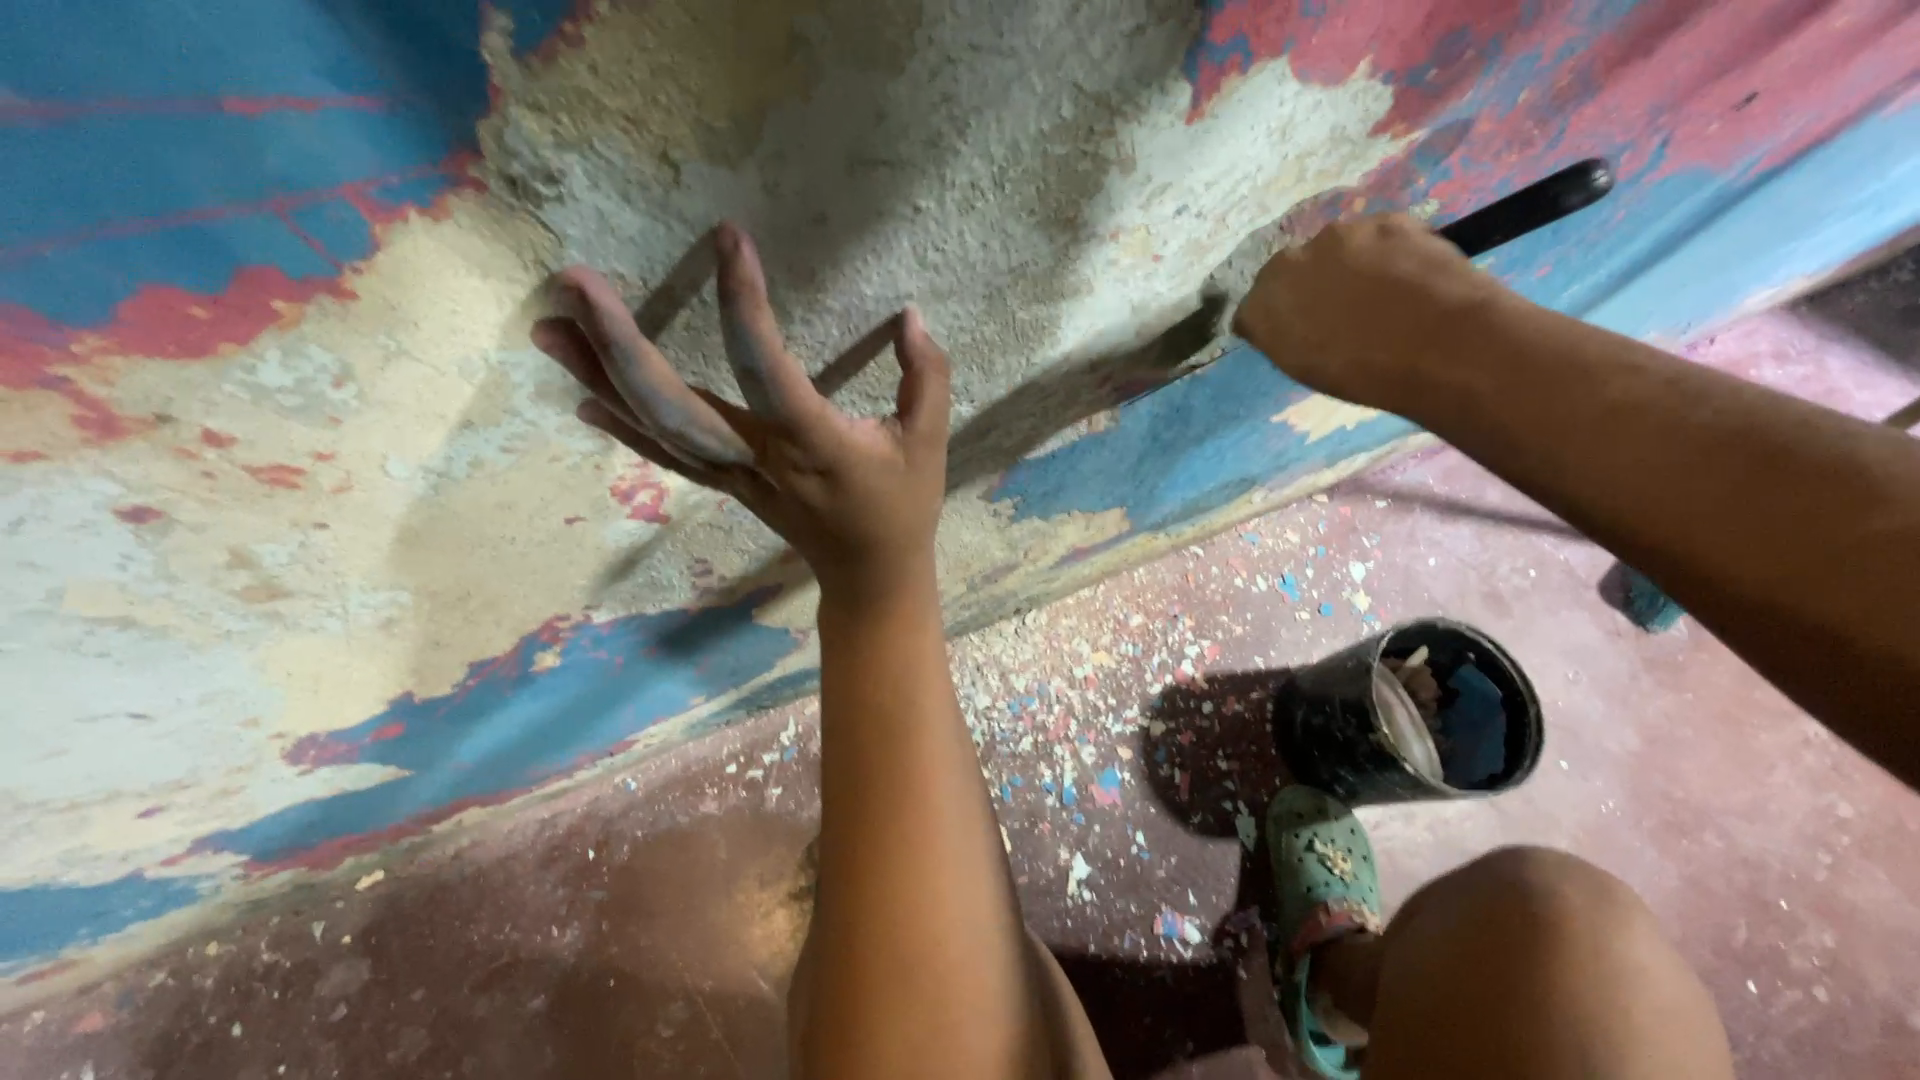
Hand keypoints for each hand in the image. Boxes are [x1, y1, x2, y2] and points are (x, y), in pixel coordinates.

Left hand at [531, 222, 951, 599]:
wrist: (869, 577)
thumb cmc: (902, 507)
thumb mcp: (929, 441)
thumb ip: (926, 377)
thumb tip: (911, 318)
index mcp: (814, 441)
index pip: (767, 367)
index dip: (744, 303)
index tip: (730, 238)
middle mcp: (760, 457)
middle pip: (675, 404)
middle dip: (621, 344)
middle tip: (575, 284)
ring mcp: (735, 475)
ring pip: (657, 428)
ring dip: (598, 379)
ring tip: (547, 328)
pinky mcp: (727, 486)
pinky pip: (666, 456)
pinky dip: (622, 428)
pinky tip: (581, 398)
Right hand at [1230, 214, 1514, 411]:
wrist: (1439, 344)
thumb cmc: (1364, 374)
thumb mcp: (1307, 368)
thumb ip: (1286, 338)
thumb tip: (1288, 325)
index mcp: (1261, 306)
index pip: (1254, 308)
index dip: (1275, 320)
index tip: (1296, 334)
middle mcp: (1288, 263)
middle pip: (1289, 271)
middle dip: (1306, 285)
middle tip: (1336, 311)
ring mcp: (1337, 236)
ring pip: (1334, 249)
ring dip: (1346, 264)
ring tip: (1378, 292)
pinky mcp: (1384, 220)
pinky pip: (1377, 236)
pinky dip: (1386, 251)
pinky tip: (1407, 275)